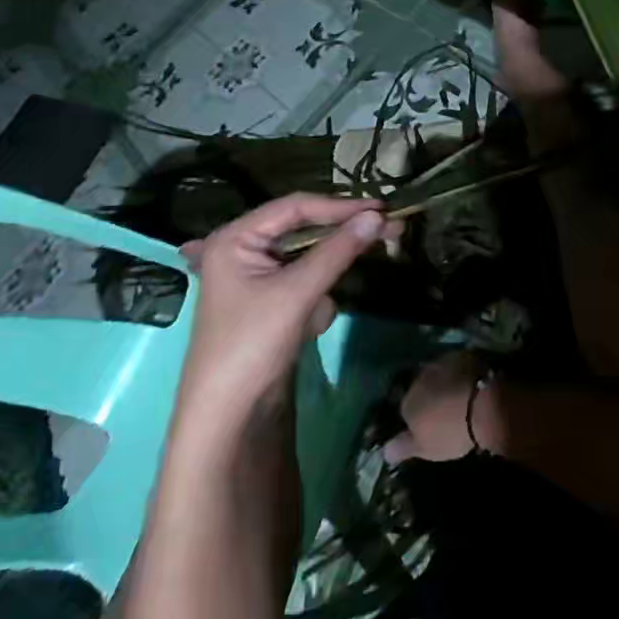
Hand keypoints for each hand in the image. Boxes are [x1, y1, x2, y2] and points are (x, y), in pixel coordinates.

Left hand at [176, 194, 386, 427]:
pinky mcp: (272, 300)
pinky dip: (316, 302)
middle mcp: (244, 249)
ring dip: (323, 280)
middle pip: (303, 228)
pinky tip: (303, 330)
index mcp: (235, 238)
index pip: (296, 206)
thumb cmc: (252, 344)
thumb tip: (379, 216)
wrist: (229, 413)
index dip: (341, 206)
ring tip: (314, 313)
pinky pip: (307, 283)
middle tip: (389, 231)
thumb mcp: (297, 293)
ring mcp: (258, 276)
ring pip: (309, 259)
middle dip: (340, 238)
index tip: (383, 209)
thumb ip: (338, 251)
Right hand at [383, 352, 492, 464]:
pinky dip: (461, 371)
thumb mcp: (426, 449)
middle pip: (420, 389)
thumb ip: (403, 447)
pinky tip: (470, 381)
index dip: (418, 419)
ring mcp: (441, 364)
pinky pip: (457, 364)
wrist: (485, 404)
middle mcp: (419, 379)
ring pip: (438, 374)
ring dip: (444, 382)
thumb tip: (385, 450)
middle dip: (429, 397)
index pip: (406, 410)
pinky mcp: (463, 354)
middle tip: (445, 411)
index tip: (430, 427)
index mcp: (407, 403)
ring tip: (459, 396)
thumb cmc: (453, 432)